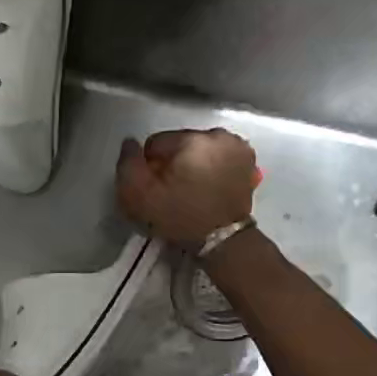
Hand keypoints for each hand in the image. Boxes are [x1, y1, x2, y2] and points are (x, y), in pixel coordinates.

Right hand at [116, 129, 259, 249]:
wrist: (224, 240)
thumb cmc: (181, 219)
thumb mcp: (141, 198)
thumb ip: (128, 166)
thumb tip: (130, 143)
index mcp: (191, 140)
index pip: (156, 143)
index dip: (152, 167)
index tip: (158, 189)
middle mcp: (217, 135)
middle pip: (180, 143)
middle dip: (174, 163)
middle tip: (175, 191)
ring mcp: (236, 144)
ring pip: (200, 147)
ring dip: (193, 163)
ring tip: (194, 190)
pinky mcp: (248, 157)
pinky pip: (219, 153)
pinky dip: (213, 165)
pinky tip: (210, 185)